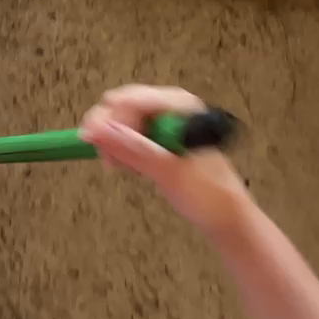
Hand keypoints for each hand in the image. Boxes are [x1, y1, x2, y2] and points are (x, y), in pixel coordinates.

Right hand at [80, 85, 249, 239]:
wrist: (228, 219)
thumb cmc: (207, 194)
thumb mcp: (167, 171)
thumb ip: (132, 148)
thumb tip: (95, 130)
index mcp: (179, 105)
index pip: (131, 99)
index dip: (107, 117)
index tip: (90, 140)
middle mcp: (170, 105)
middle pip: (124, 104)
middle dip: (109, 129)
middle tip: (107, 160)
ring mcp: (165, 120)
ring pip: (123, 119)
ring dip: (114, 141)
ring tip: (116, 166)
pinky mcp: (161, 135)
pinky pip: (130, 132)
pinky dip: (123, 148)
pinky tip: (127, 166)